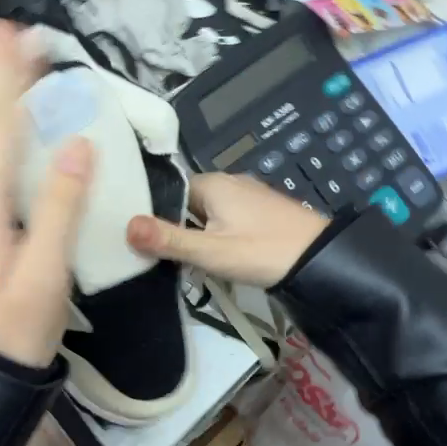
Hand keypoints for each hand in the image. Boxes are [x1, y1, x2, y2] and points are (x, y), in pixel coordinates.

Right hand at [125, 173, 329, 287]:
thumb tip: (125, 226)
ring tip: (168, 260)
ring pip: (203, 214)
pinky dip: (209, 237)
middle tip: (146, 254)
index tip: (131, 235)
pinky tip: (204, 258)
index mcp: (212, 183)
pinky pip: (222, 221)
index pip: (167, 190)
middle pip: (184, 202)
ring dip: (190, 235)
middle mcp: (228, 183)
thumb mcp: (210, 251)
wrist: (321, 262)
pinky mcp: (258, 215)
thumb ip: (168, 239)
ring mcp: (246, 199)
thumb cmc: (262, 251)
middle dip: (168, 226)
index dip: (149, 211)